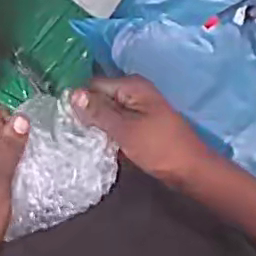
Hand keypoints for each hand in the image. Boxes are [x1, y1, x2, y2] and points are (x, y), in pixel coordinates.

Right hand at [72, 75, 214, 184]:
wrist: (192, 171)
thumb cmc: (159, 148)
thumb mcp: (124, 130)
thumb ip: (98, 112)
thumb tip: (72, 93)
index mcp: (131, 85)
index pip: (93, 84)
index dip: (79, 100)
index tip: (64, 117)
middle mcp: (135, 91)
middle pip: (100, 96)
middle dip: (87, 111)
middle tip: (69, 129)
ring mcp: (139, 107)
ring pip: (108, 111)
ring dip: (97, 123)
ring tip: (79, 136)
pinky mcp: (141, 122)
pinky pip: (117, 121)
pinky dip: (108, 130)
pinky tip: (98, 142)